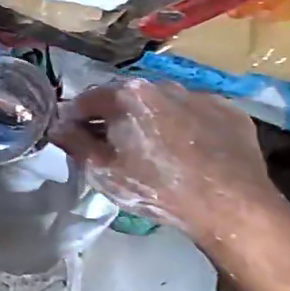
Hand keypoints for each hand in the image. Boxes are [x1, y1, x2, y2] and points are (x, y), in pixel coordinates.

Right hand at [51, 79, 289, 279]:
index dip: (76, 120)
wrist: (232, 206)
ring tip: (155, 151)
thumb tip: (57, 126)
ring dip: (150, 119)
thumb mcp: (103, 170)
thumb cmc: (157, 188)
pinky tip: (188, 152)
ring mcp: (198, 95)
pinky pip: (195, 113)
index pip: (85, 100)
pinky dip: (185, 126)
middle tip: (115, 147)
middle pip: (124, 98)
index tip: (76, 139)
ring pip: (160, 103)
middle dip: (114, 117)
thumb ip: (74, 142)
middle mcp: (160, 84)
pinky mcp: (229, 110)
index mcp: (125, 95)